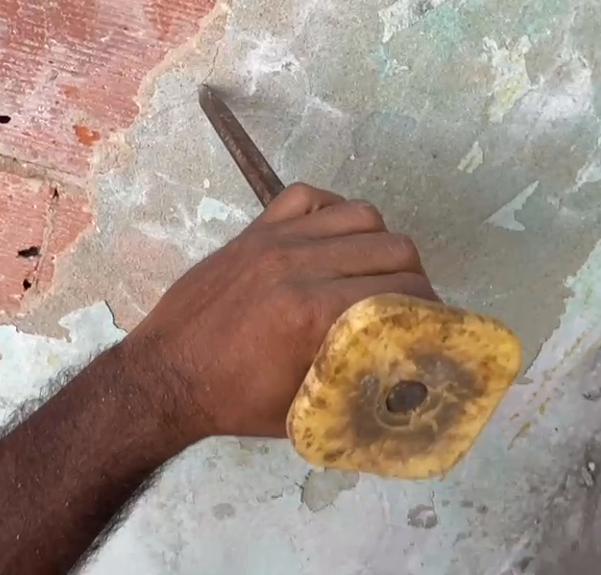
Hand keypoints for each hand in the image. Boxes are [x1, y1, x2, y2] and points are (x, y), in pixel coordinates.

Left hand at [121, 184, 437, 444]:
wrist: (166, 370)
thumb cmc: (234, 400)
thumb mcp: (308, 405)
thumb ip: (360, 378)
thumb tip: (411, 367)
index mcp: (312, 312)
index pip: (401, 291)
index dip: (432, 309)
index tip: (434, 326)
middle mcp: (297, 263)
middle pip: (391, 246)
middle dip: (414, 276)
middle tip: (410, 304)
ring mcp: (273, 238)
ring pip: (358, 214)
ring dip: (378, 241)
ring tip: (374, 270)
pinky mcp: (253, 229)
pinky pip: (306, 196)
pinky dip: (331, 209)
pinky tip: (334, 236)